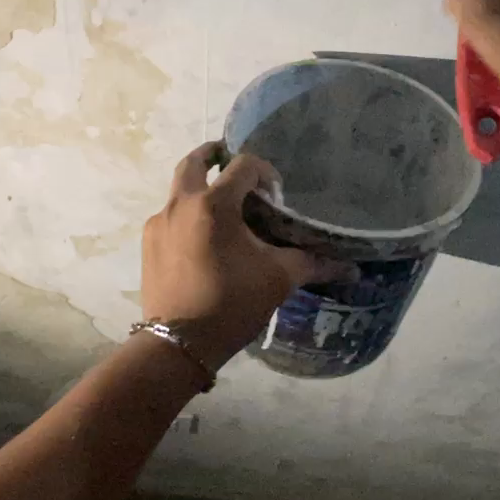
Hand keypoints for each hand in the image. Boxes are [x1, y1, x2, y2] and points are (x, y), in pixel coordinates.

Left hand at [141, 142, 347, 368]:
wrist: (179, 343)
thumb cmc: (232, 303)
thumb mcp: (278, 279)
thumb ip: (312, 264)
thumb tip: (351, 268)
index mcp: (214, 204)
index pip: (243, 167)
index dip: (264, 172)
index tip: (275, 195)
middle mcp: (181, 204)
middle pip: (193, 163)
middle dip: (212, 155)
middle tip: (228, 158)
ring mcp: (159, 223)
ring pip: (178, 191)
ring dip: (198, 188)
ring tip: (221, 207)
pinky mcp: (148, 244)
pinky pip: (169, 217)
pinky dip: (186, 215)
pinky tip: (202, 240)